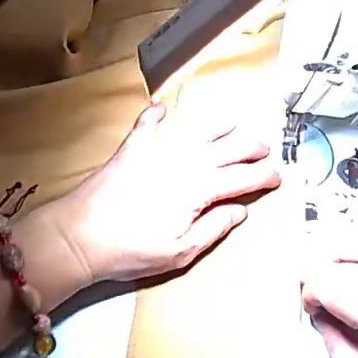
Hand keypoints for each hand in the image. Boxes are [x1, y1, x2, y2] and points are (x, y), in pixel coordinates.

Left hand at [33, 103, 280, 288]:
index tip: (278, 177)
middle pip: (230, 144)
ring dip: (221, 123)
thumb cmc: (131, 249)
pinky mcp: (133, 145)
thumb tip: (241, 210)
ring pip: (199, 124)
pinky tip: (164, 106)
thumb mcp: (180, 251)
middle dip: (253, 146)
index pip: (243, 177)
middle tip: (264, 151)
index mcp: (200, 187)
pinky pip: (149, 121)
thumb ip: (214, 227)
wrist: (80, 234)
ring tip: (234, 124)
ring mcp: (159, 146)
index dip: (265, 176)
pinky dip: (157, 112)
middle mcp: (185, 158)